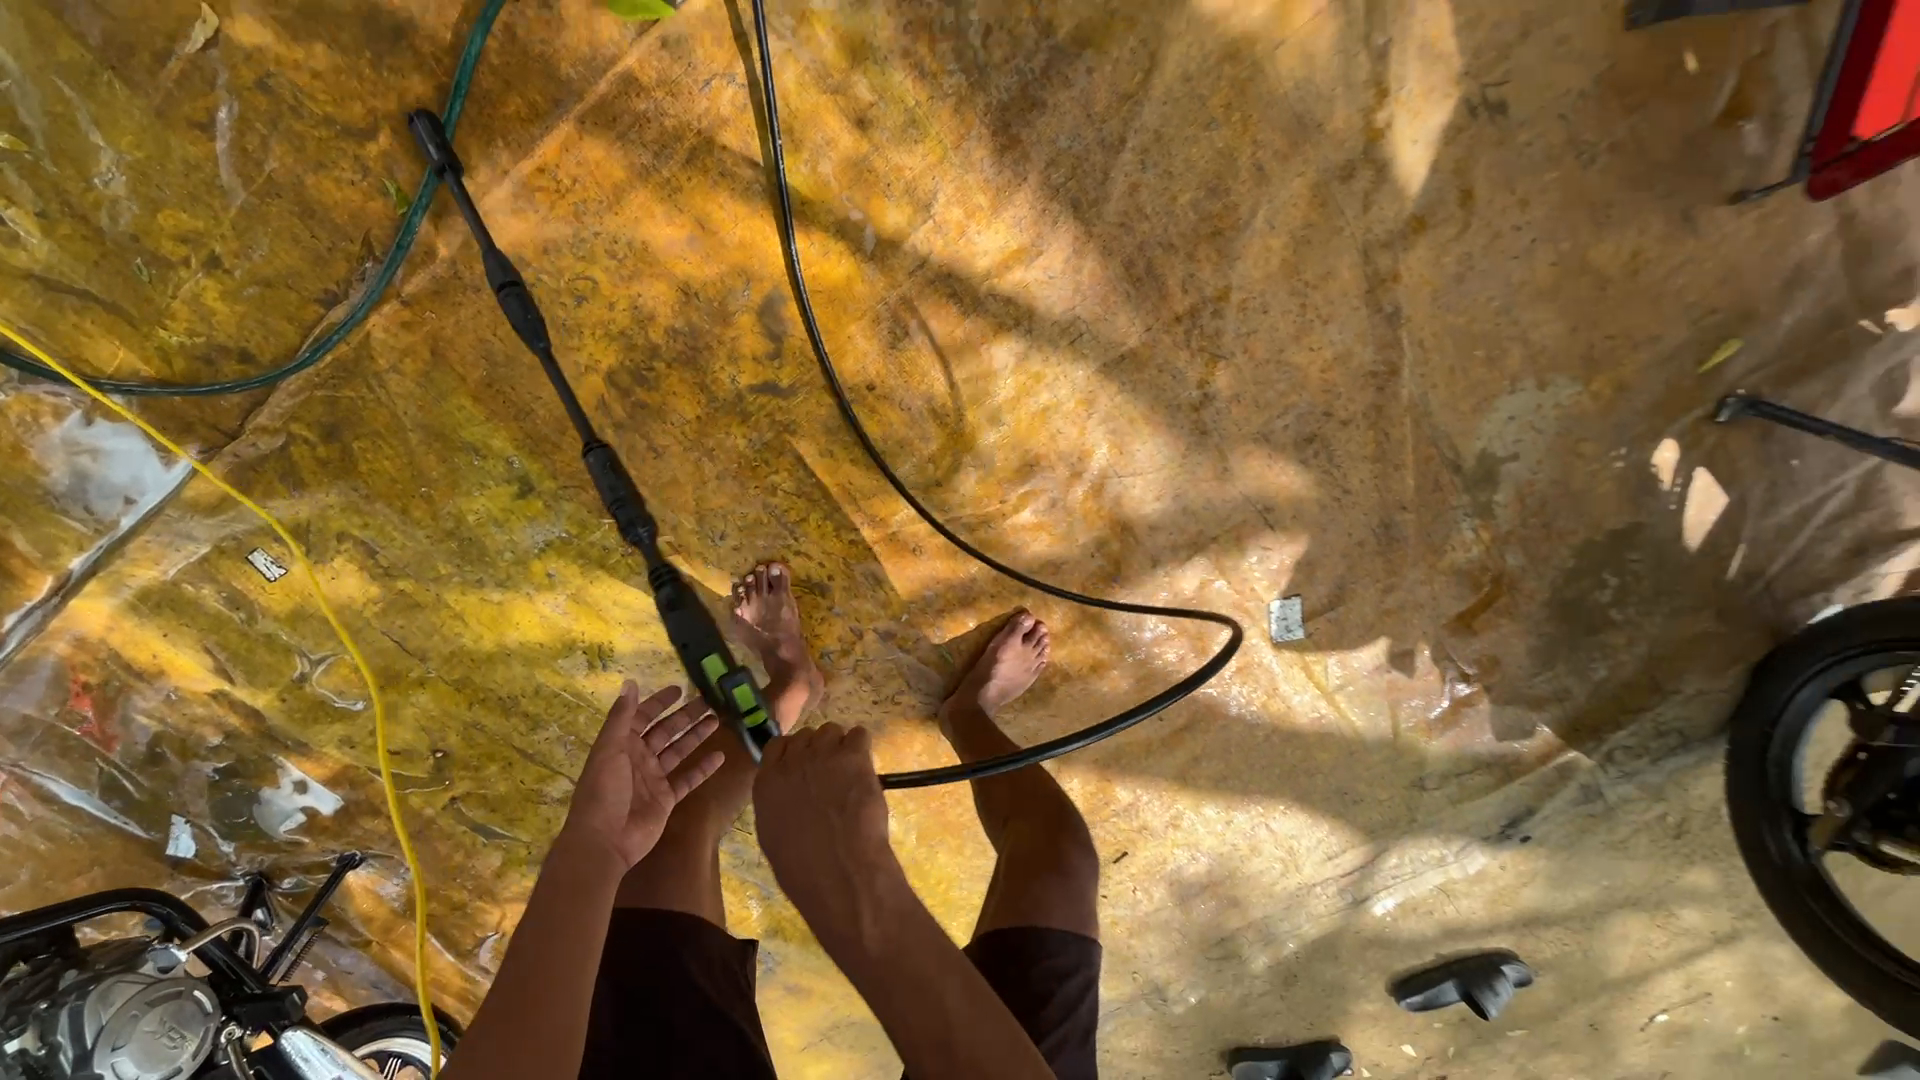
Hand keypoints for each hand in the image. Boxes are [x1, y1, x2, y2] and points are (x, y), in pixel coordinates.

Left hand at [559, 682, 724, 870]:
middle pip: (666, 731)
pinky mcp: (667, 799)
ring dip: (696, 736)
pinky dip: (703, 768)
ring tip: (717, 721)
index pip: (642, 717)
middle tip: (709, 702)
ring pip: (679, 751)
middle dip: (685, 716)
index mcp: (622, 745)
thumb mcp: (610, 750)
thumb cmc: (604, 791)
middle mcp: (639, 758)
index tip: (680, 689)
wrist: (605, 840)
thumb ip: (622, 717)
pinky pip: (688, 779)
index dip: (659, 703)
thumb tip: (630, 682)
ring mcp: (654, 779)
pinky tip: (720, 756)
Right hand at [752, 723, 903, 953]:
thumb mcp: (773, 835)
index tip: (805, 764)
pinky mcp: (854, 756)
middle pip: (807, 735)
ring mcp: (823, 755)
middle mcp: (793, 761)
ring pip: (832, 730)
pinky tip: (865, 767)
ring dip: (841, 746)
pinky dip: (863, 747)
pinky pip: (859, 734)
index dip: (794, 751)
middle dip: (819, 749)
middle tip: (832, 772)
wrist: (839, 869)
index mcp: (768, 782)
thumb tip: (789, 794)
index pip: (777, 745)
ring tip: (850, 771)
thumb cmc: (803, 867)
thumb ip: (778, 803)